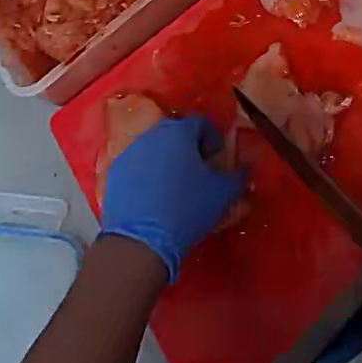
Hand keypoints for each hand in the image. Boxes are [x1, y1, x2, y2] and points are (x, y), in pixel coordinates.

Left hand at [99, 116, 245, 280]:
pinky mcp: (115, 172)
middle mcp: (153, 134)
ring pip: (155, 148)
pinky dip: (148, 174)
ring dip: (167, 160)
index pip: (201, 122)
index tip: (217, 160)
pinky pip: (137, 165)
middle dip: (189, 149)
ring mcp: (130, 151)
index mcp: (179, 132)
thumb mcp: (221, 194)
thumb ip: (237, 176)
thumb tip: (246, 168)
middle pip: (176, 133)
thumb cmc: (186, 209)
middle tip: (198, 172)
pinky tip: (154, 197)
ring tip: (175, 186)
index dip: (213, 139)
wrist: (140, 240)